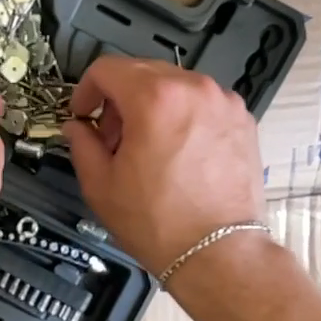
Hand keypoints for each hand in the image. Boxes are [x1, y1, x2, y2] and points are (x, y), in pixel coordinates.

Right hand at [63, 57, 266, 275]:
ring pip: (174, 86)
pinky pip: (202, 104)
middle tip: (111, 138)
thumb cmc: (157, 222)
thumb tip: (77, 128)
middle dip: (119, 99)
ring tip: (146, 149)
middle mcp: (193, 88)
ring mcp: (223, 102)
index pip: (107, 68)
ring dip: (152, 106)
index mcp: (154, 98)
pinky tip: (176, 154)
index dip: (86, 90)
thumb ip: (82, 145)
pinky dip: (182, 117)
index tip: (83, 114)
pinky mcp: (242, 120)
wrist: (217, 252)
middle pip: (143, 72)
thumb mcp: (101, 185)